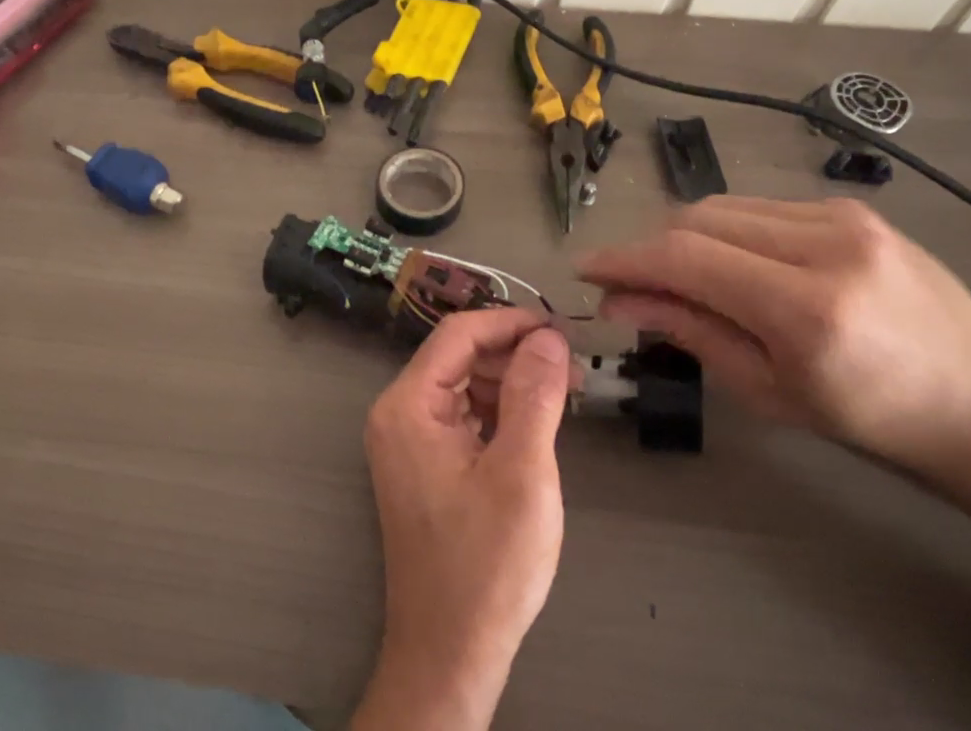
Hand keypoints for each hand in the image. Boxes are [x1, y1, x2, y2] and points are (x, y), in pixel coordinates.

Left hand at [353, 308, 571, 729]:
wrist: (451, 648)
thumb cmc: (487, 563)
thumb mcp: (522, 473)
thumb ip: (534, 396)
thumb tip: (547, 336)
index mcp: (407, 407)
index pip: (456, 334)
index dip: (510, 322)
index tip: (561, 329)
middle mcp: (397, 416)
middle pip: (457, 358)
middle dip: (514, 356)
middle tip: (573, 370)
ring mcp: (408, 444)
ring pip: (463, 388)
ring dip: (510, 384)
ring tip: (564, 396)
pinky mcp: (424, 468)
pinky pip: (462, 420)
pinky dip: (499, 414)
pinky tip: (536, 426)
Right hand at [577, 196, 970, 477]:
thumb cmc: (870, 417)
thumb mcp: (767, 389)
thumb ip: (690, 332)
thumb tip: (618, 302)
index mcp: (806, 307)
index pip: (684, 258)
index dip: (623, 260)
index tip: (585, 271)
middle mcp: (826, 245)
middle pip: (697, 220)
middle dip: (650, 249)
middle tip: (630, 286)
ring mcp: (846, 218)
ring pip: (724, 207)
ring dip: (685, 237)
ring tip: (677, 278)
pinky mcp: (856, 210)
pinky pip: (762, 208)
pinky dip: (726, 232)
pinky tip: (732, 266)